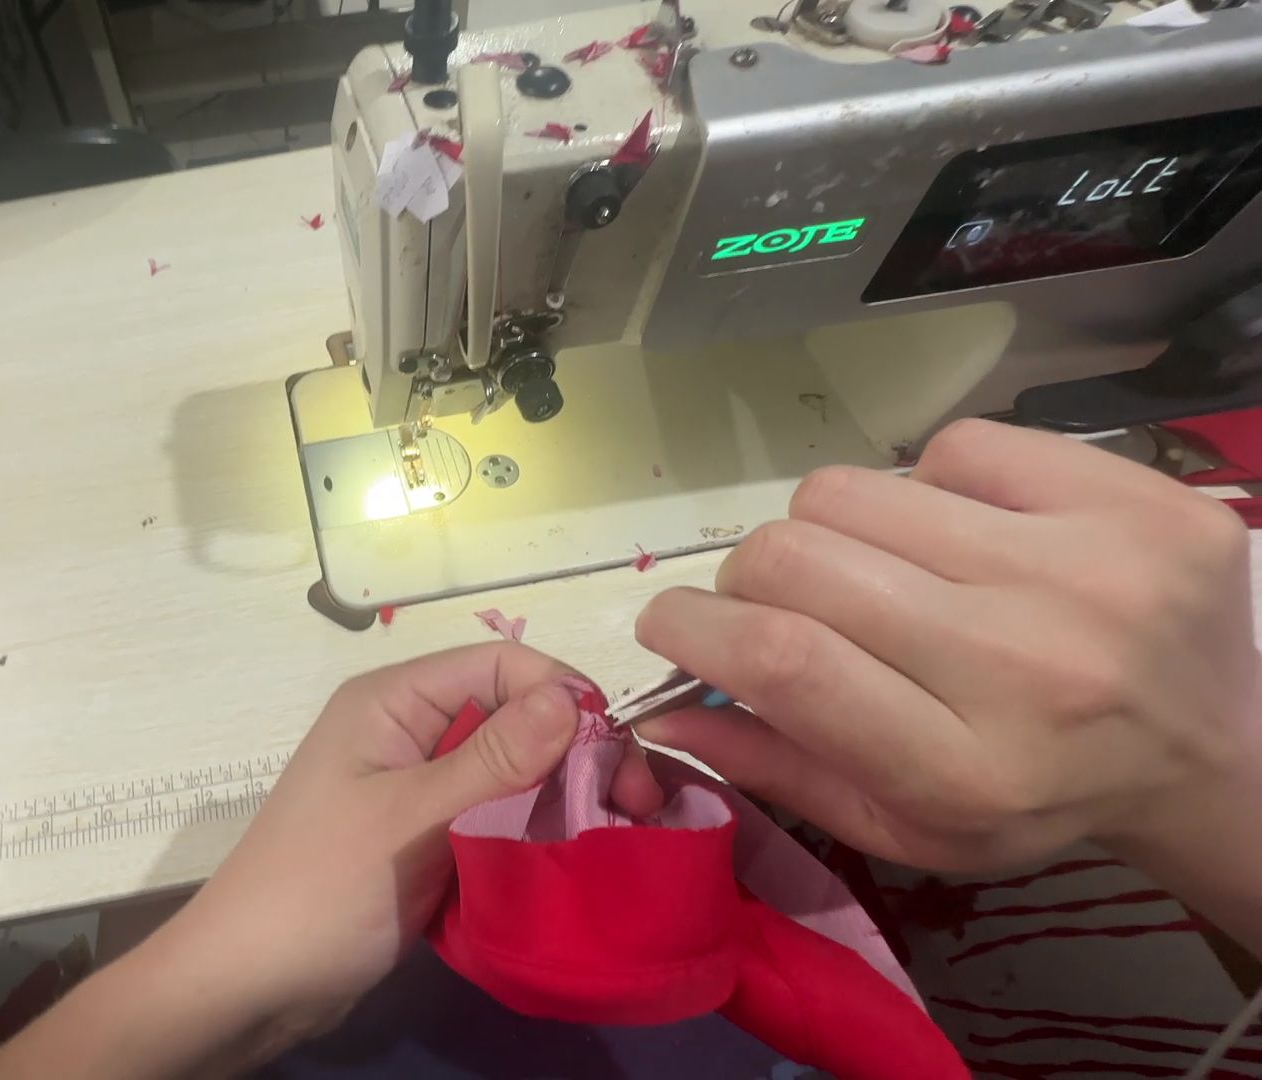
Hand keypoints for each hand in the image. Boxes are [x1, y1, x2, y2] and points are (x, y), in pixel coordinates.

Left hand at [144, 642, 660, 1048]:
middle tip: (636, 806)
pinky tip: (575, 854)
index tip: (618, 754)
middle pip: (509, 713)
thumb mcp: (409, 818)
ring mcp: (416, 782)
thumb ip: (492, 759)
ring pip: (507, 766)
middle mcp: (407, 727)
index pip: (496, 664)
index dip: (561, 693)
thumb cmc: (321, 886)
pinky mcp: (426, 830)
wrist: (251, 980)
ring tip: (619, 834)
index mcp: (392, 699)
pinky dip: (533, 827)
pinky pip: (492, 811)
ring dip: (560, 793)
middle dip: (573, 749)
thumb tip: (571, 696)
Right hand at [635, 419, 1261, 879]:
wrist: (1221, 758)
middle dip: (747, 579)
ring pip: (841, 493)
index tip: (668, 624)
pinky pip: (945, 448)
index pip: (778, 658)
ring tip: (876, 572)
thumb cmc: (1022, 798)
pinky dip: (921, 488)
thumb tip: (658, 713)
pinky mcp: (1133, 499)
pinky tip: (959, 537)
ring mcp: (1089, 568)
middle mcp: (1027, 663)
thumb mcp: (887, 822)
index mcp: (959, 765)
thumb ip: (766, 767)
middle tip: (782, 606)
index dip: (689, 625)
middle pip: (790, 557)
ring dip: (825, 532)